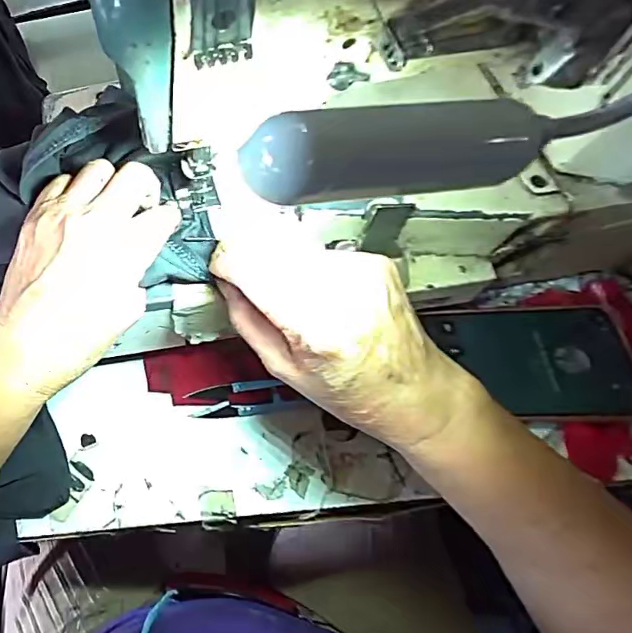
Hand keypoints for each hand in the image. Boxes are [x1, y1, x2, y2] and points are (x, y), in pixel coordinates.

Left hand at [0, 160, 181, 400]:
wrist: (21, 345)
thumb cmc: (68, 341)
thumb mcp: (126, 313)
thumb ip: (137, 277)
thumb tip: (135, 265)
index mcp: (126, 249)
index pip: (163, 214)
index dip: (168, 218)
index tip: (163, 222)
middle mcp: (95, 224)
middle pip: (135, 176)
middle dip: (145, 187)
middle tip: (141, 202)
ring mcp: (62, 216)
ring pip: (97, 168)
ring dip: (109, 181)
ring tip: (108, 198)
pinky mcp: (36, 218)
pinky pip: (58, 182)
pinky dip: (71, 188)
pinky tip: (74, 205)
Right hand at [209, 240, 487, 449]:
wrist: (413, 390)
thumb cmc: (355, 390)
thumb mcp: (283, 367)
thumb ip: (247, 320)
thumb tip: (227, 284)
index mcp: (316, 328)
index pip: (251, 266)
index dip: (225, 261)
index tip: (217, 266)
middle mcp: (343, 291)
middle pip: (272, 244)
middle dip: (247, 253)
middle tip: (237, 267)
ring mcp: (361, 272)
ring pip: (294, 242)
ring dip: (276, 258)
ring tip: (284, 291)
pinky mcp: (372, 261)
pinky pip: (320, 251)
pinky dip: (307, 264)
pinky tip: (315, 290)